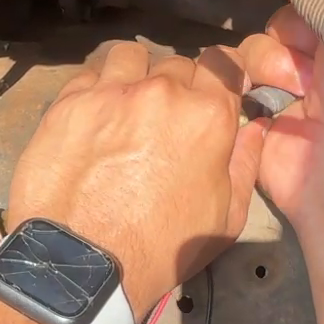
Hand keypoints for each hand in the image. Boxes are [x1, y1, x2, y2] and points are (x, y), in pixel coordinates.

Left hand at [9, 39, 265, 317]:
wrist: (82, 265)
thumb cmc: (159, 251)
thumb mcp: (225, 221)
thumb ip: (245, 165)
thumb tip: (255, 129)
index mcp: (208, 116)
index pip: (224, 65)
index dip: (220, 78)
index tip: (211, 95)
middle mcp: (161, 91)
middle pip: (177, 66)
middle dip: (176, 88)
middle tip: (163, 124)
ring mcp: (111, 93)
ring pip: (130, 58)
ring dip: (134, 77)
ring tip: (125, 110)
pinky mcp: (68, 104)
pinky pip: (90, 75)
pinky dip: (96, 89)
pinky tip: (93, 119)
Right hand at [237, 3, 323, 232]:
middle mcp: (322, 59)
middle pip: (286, 15)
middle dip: (296, 33)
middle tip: (316, 62)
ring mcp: (285, 86)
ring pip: (258, 44)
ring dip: (274, 64)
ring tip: (295, 92)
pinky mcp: (256, 110)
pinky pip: (235, 77)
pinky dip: (245, 84)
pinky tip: (260, 100)